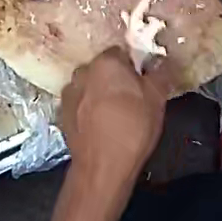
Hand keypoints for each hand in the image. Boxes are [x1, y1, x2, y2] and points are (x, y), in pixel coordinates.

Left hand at [59, 48, 167, 190]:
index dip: (136, 65)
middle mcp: (82, 73)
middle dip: (116, 78)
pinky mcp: (60, 116)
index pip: (123, 52)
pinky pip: (80, 105)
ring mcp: (68, 95)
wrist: (102, 167)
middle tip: (134, 97)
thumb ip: (160, 72)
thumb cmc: (133, 126)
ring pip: (90, 86)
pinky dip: (89, 110)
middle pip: (104, 68)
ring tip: (117, 114)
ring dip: (100, 94)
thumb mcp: (158, 96)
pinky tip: (102, 126)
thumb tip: (161, 61)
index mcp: (106, 62)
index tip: (145, 80)